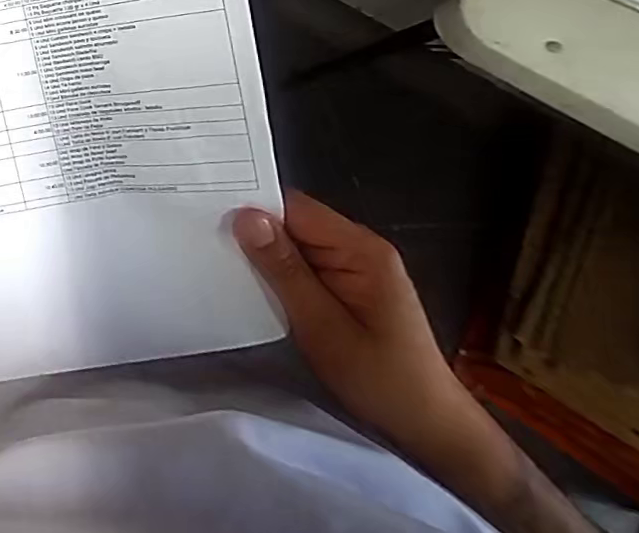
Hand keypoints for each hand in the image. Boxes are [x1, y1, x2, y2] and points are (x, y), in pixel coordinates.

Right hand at [233, 190, 475, 448]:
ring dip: (266, 254)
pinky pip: (305, 264)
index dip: (254, 207)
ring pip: (296, 243)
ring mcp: (355, 266)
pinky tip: (255, 284)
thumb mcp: (323, 326)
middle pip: (295, 221)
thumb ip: (284, 269)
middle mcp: (359, 247)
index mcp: (360, 248)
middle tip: (206, 238)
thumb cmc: (380, 379)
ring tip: (221, 259)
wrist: (432, 430)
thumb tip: (245, 216)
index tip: (209, 213)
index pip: (296, 207)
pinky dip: (280, 272)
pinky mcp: (348, 285)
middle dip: (256, 231)